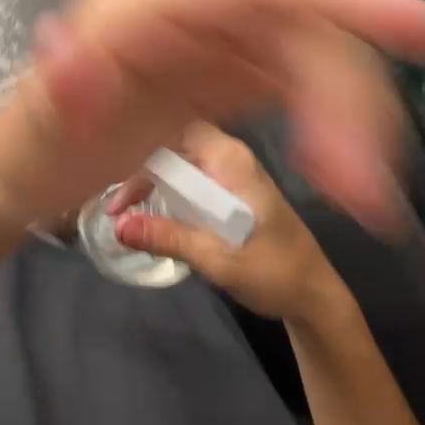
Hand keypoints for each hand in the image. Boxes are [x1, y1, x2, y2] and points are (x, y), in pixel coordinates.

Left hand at [0, 0, 424, 232]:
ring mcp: (202, 40)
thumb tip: (72, 54)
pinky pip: (294, 81)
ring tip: (362, 196)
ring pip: (305, 52)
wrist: (17, 176)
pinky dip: (329, 122)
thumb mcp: (29, 134)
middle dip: (348, 94)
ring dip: (348, 117)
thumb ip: (55, 91)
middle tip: (367, 188)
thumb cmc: (22, 154)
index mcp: (138, 11)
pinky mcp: (217, 72)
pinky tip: (340, 168)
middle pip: (294, 22)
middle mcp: (178, 12)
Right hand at [108, 123, 345, 324]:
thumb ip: (169, 238)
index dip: (141, 137)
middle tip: (112, 198)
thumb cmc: (275, 273)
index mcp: (231, 160)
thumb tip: (117, 226)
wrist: (315, 298)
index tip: (109, 163)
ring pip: (176, 158)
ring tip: (122, 206)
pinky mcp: (227, 188)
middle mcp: (229, 155)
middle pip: (171, 140)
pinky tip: (145, 208)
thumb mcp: (219, 260)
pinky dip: (162, 186)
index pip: (175, 126)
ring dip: (148, 177)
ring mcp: (229, 171)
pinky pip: (185, 174)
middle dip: (137, 162)